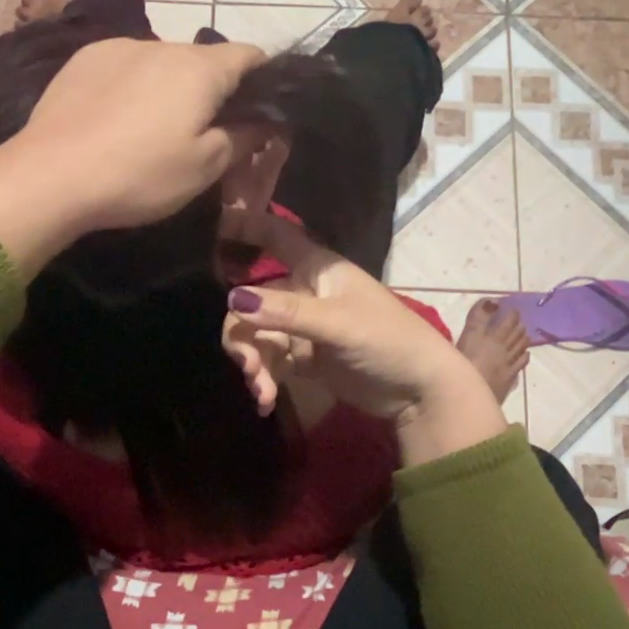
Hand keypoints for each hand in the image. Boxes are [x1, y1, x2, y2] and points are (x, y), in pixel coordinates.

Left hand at [0, 38, 270, 275]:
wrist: (51, 175)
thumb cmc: (139, 175)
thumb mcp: (203, 169)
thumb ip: (241, 139)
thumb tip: (264, 123)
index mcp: (200, 68)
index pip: (249, 55)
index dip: (262, 81)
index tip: (258, 113)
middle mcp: (162, 44)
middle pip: (202, 61)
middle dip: (211, 91)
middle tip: (202, 135)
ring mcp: (118, 47)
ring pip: (160, 63)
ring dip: (167, 89)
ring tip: (151, 132)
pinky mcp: (83, 60)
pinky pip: (123, 68)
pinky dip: (131, 88)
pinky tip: (115, 123)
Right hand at [222, 218, 508, 466]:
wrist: (417, 392)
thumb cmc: (387, 341)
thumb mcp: (337, 325)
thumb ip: (286, 312)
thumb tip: (233, 300)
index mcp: (316, 270)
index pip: (275, 235)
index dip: (245, 226)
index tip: (212, 227)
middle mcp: (303, 293)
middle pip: (250, 302)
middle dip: (242, 336)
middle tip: (248, 368)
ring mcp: (301, 327)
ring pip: (255, 336)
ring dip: (253, 365)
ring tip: (262, 393)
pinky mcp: (302, 358)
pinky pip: (268, 362)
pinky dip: (263, 380)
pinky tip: (265, 402)